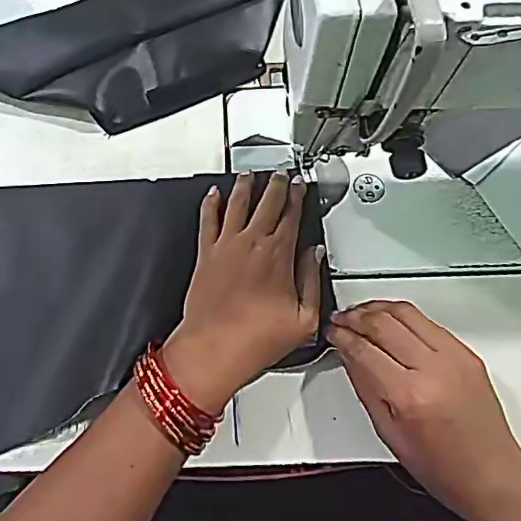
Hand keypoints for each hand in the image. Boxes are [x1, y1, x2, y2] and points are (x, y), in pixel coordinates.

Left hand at [161, 172, 322, 414]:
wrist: (214, 347)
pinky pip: (207, 219)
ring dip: (245, 187)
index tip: (300, 185)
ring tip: (250, 175)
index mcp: (278, 256)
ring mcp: (226, 246)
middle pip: (266, 203)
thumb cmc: (255, 338)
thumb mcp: (303, 318)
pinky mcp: (206, 254)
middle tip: (281, 174)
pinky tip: (213, 194)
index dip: (297, 196)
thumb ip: (311, 280)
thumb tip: (315, 256)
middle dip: (276, 185)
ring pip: (237, 204)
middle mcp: (251, 244)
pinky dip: (211, 203)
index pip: (291, 216)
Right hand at [329, 300, 520, 520]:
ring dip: (377, 308)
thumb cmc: (447, 469)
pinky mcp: (467, 353)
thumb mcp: (389, 433)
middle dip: (355, 316)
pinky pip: (428, 322)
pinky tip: (390, 320)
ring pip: (406, 312)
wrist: (494, 478)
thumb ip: (365, 387)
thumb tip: (349, 355)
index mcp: (411, 395)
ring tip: (361, 313)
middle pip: (382, 322)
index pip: (364, 348)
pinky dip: (403, 315)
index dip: (342, 336)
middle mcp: (435, 370)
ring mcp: (455, 358)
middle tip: (341, 319)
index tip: (333, 333)